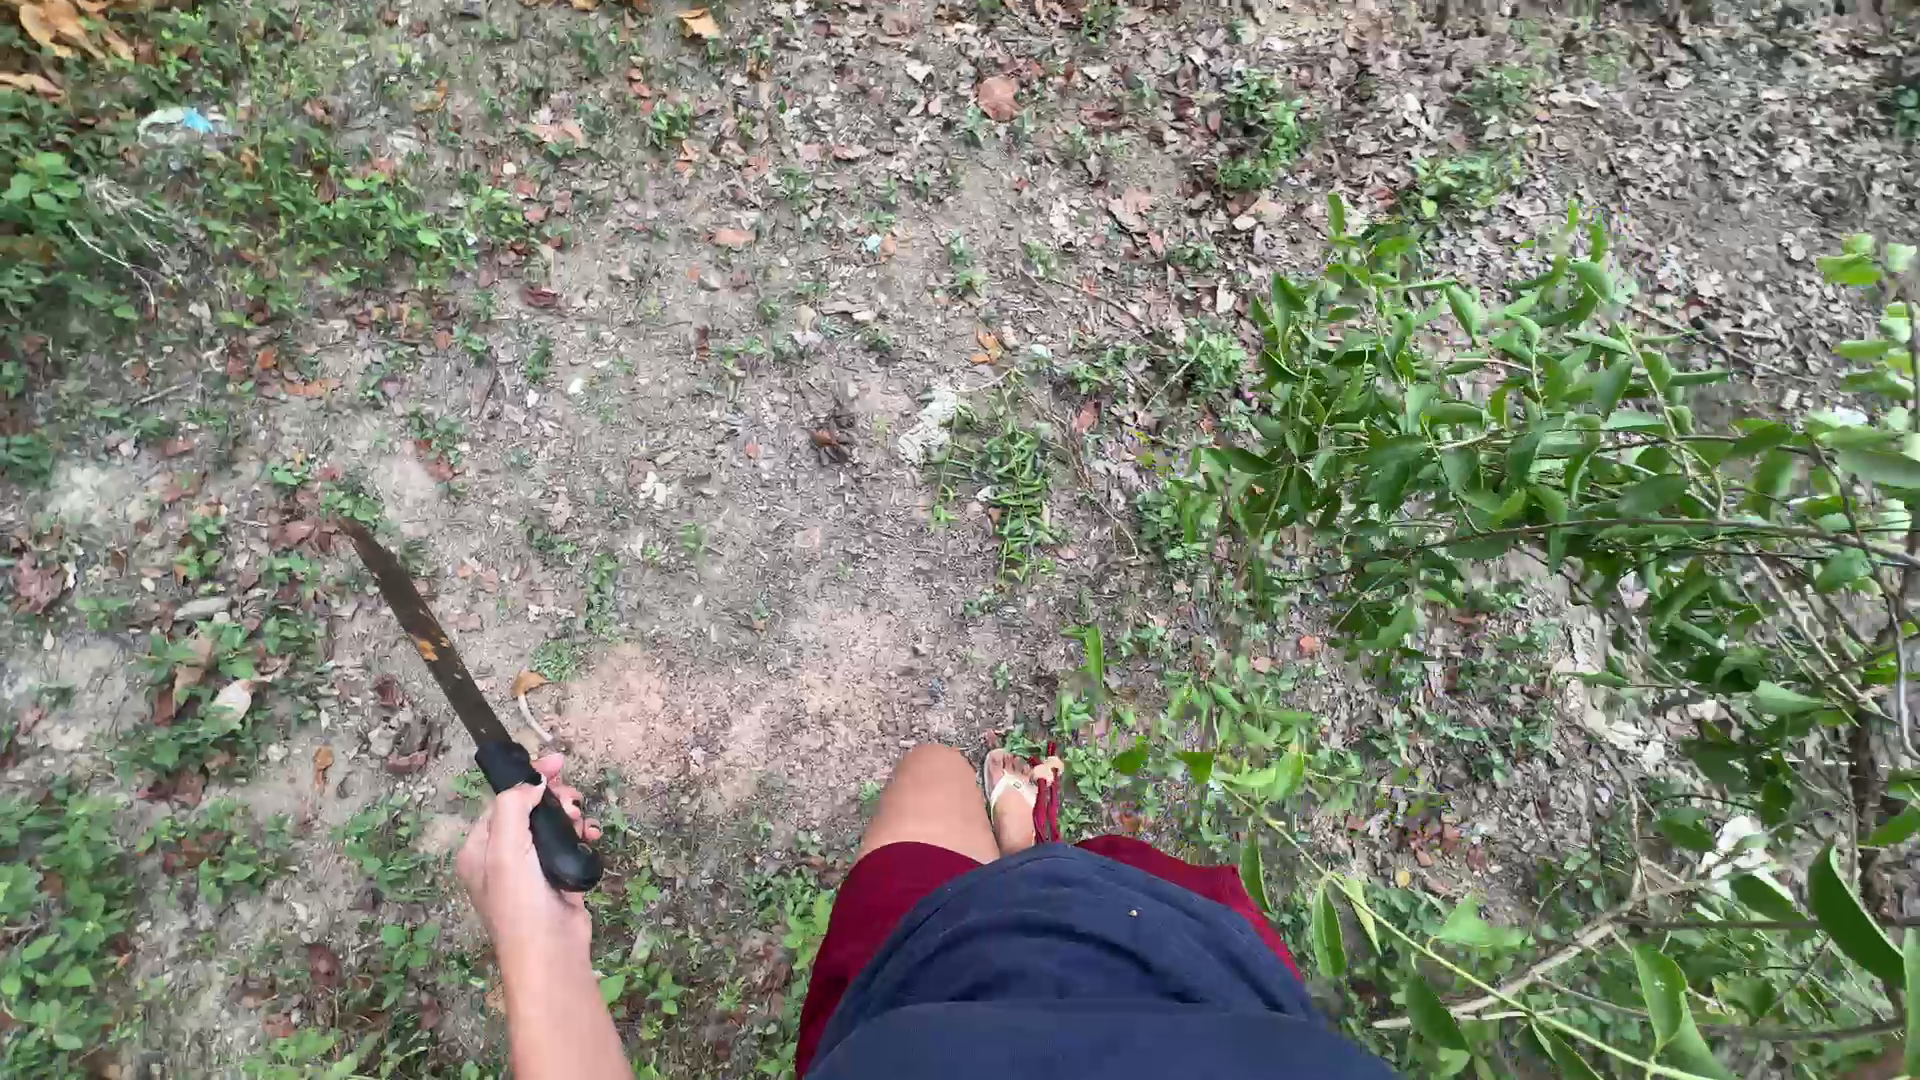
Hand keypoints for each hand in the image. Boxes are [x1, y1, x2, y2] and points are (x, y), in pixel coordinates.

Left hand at [456, 753, 603, 973]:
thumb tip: (532, 782)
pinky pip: (568, 839)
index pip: (503, 799)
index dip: (529, 778)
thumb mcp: (506, 851)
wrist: (549, 949)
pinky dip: (581, 831)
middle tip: (573, 800)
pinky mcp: (555, 873)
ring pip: (551, 822)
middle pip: (529, 807)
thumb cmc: (521, 901)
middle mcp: (501, 855)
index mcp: (479, 849)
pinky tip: (591, 835)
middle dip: (554, 797)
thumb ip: (512, 808)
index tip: (557, 763)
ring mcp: (529, 865)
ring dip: (570, 814)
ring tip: (583, 821)